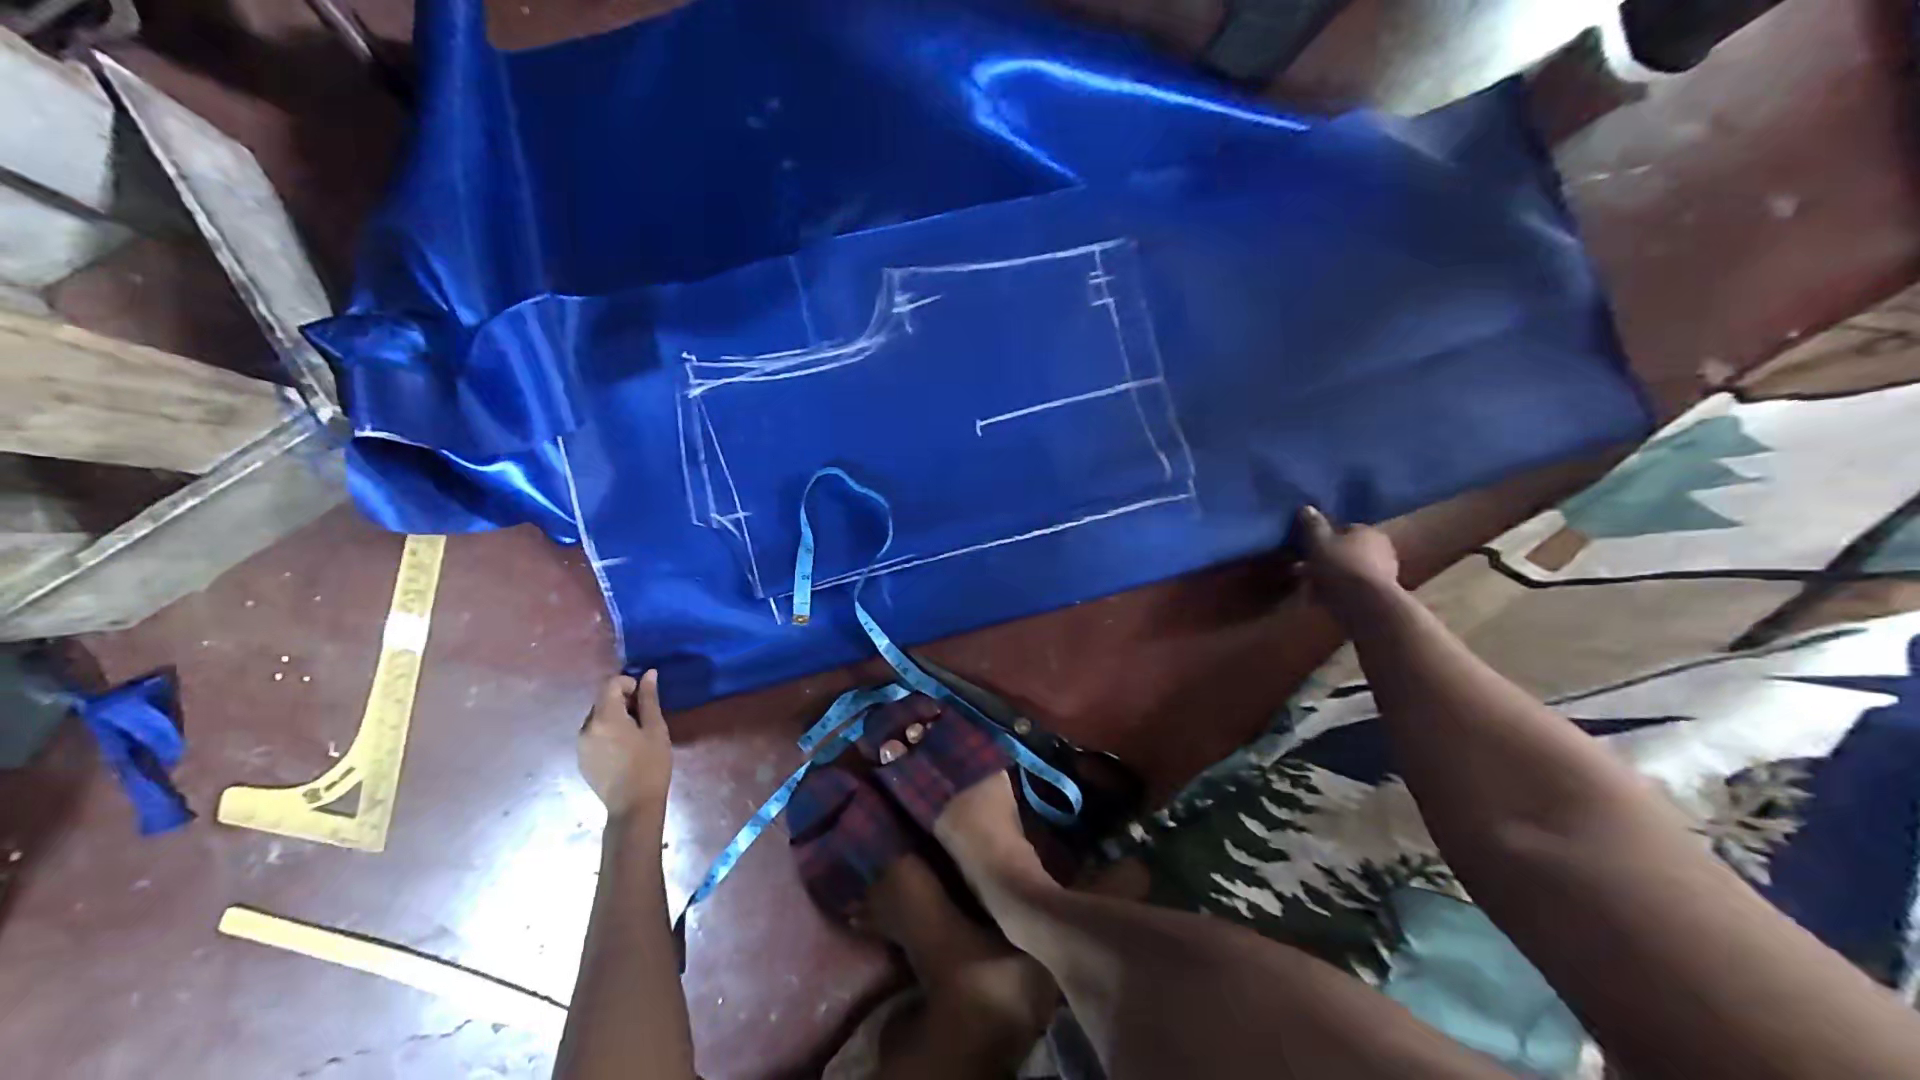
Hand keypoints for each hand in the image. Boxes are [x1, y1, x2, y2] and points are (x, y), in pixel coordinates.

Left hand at [578, 671, 672, 822]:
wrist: (633, 806)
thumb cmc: (650, 764)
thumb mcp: (656, 729)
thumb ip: (649, 699)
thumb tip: (648, 673)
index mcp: (605, 717)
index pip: (610, 684)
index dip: (628, 683)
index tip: (644, 697)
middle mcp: (586, 727)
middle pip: (602, 700)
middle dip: (622, 700)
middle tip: (643, 716)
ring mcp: (580, 744)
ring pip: (597, 718)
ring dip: (614, 716)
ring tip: (634, 734)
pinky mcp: (581, 758)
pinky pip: (593, 735)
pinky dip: (607, 732)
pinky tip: (623, 750)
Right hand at [1296, 505, 1400, 608]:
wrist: (1367, 605)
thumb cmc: (1341, 566)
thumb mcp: (1318, 542)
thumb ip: (1313, 525)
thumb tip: (1307, 507)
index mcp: (1368, 531)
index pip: (1344, 528)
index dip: (1324, 537)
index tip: (1308, 547)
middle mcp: (1382, 548)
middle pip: (1348, 550)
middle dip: (1328, 558)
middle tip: (1306, 568)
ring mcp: (1385, 573)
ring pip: (1351, 570)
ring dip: (1334, 576)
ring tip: (1311, 586)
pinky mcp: (1382, 594)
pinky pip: (1355, 588)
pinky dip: (1341, 591)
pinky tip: (1324, 599)